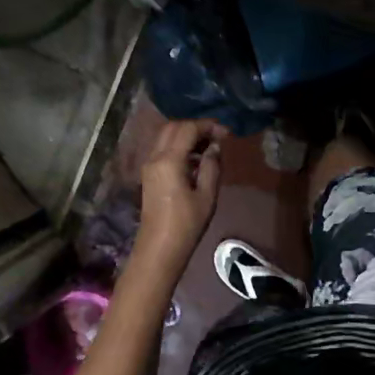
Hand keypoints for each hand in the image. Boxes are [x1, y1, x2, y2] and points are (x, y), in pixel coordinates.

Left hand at [135, 119, 226, 274]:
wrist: (159, 248)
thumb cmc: (186, 224)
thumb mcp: (207, 195)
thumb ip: (211, 166)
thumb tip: (214, 147)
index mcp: (168, 160)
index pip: (187, 129)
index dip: (207, 126)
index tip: (226, 134)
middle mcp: (154, 157)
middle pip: (172, 127)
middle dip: (195, 127)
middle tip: (216, 138)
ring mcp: (148, 166)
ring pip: (165, 137)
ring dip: (186, 136)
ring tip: (208, 148)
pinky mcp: (149, 175)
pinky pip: (162, 150)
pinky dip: (178, 147)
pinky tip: (195, 161)